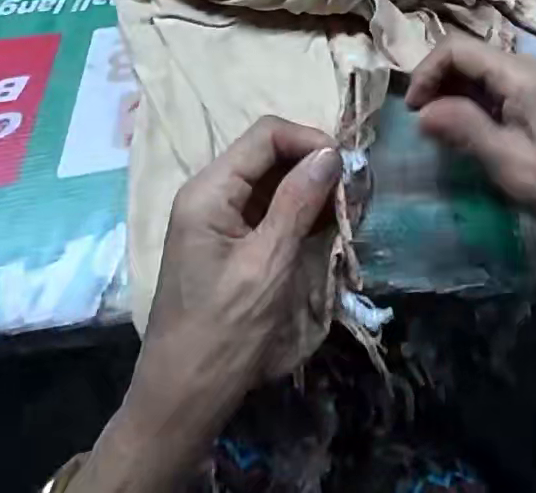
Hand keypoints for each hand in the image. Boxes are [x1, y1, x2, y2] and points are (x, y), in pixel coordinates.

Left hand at [137, 116, 342, 401]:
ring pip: (271, 180)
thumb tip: (331, 153)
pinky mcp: (228, 239)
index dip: (309, 140)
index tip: (346, 169)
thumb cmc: (223, 334)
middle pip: (269, 154)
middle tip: (353, 195)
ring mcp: (218, 216)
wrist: (181, 400)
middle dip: (313, 166)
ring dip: (310, 189)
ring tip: (346, 212)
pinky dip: (297, 212)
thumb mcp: (268, 265)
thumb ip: (298, 203)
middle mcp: (210, 192)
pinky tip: (325, 228)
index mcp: (210, 190)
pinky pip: (267, 208)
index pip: (266, 134)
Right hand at [406, 36, 535, 272]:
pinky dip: (470, 105)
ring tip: (439, 132)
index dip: (425, 72)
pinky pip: (493, 90)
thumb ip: (466, 130)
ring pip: (476, 73)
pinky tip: (466, 134)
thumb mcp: (514, 166)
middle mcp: (527, 69)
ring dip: (450, 95)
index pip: (455, 48)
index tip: (413, 112)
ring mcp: (535, 85)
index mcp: (521, 75)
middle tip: (422, 124)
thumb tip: (421, 111)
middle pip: (465, 56)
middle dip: (435, 83)